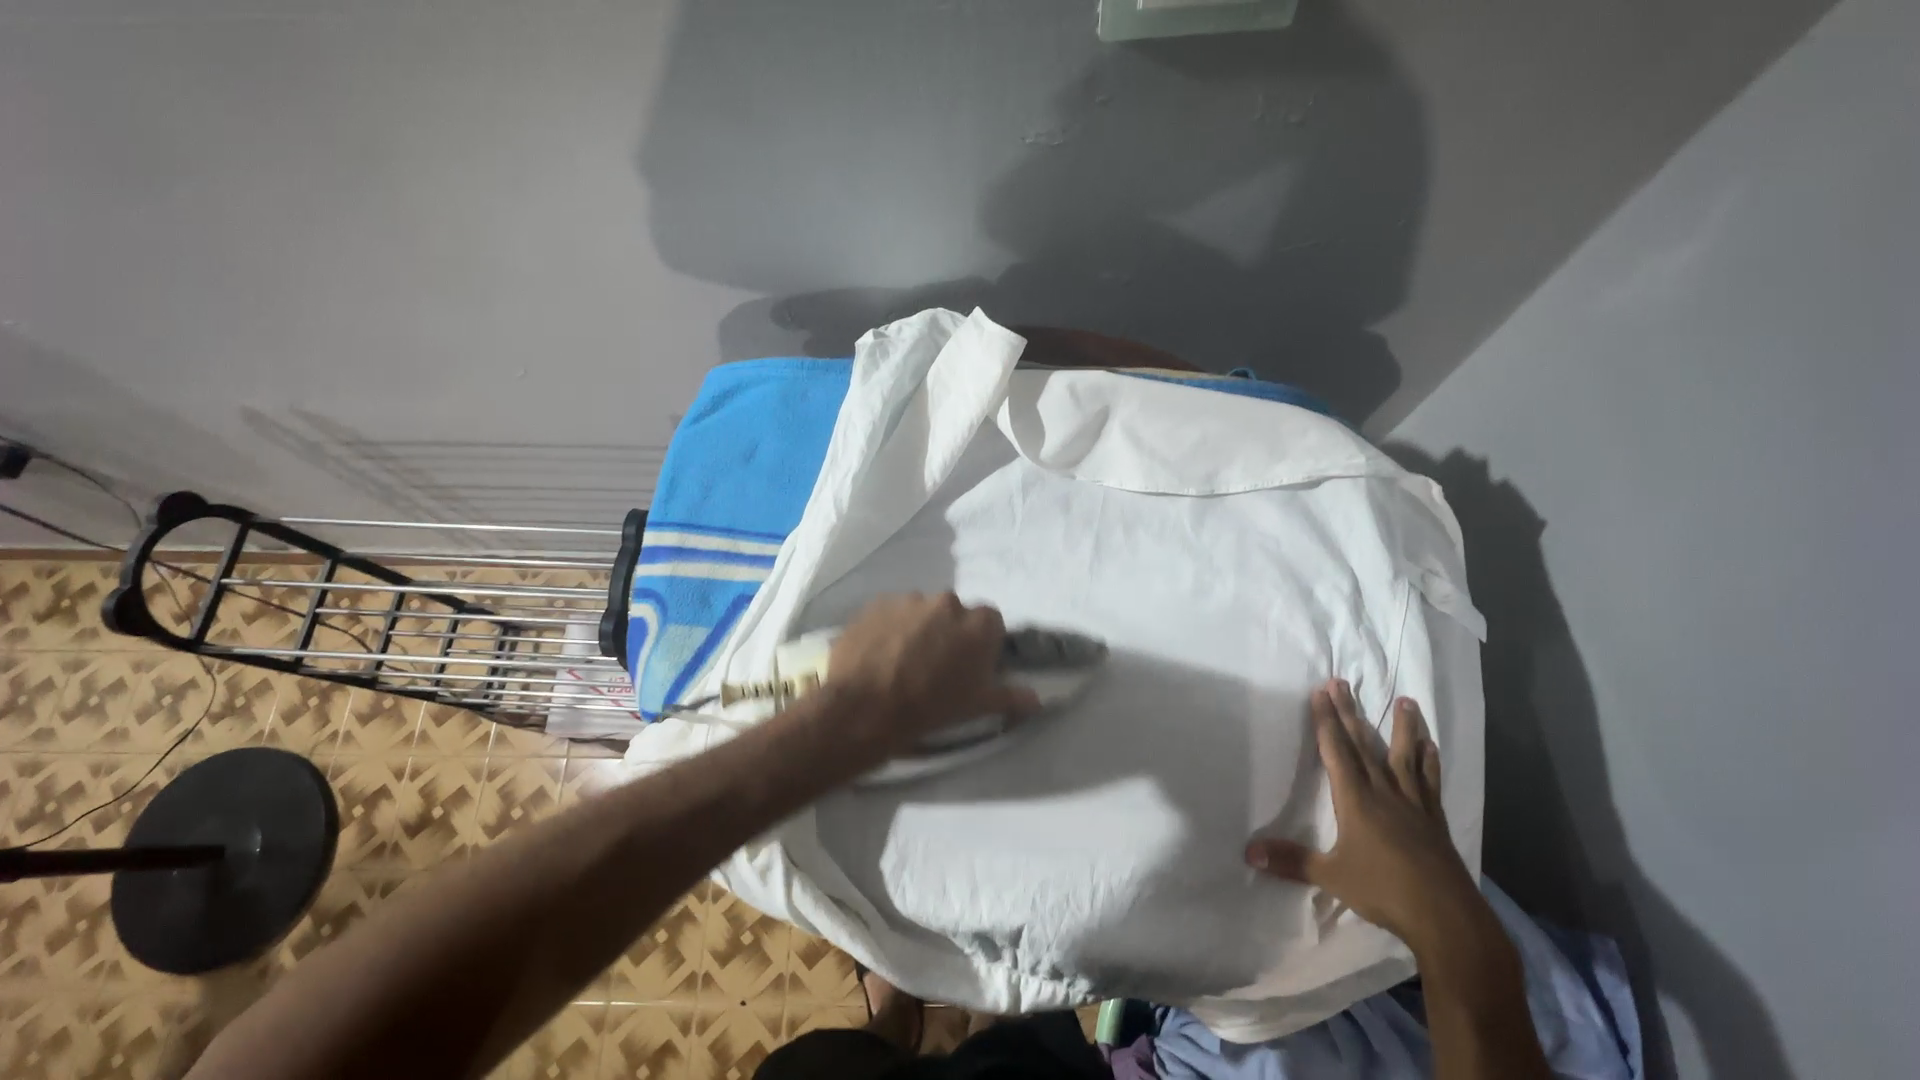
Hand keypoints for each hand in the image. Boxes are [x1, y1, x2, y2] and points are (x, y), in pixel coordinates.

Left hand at [828, 593, 1039, 754]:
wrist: (866, 707)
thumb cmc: (931, 706)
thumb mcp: (978, 706)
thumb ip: (1011, 697)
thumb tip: (1036, 699)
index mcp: (980, 622)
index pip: (991, 624)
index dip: (981, 644)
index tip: (969, 666)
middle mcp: (948, 601)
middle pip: (955, 614)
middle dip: (948, 634)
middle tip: (935, 666)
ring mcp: (909, 599)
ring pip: (920, 612)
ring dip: (917, 629)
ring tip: (901, 662)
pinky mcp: (875, 604)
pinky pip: (890, 614)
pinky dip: (888, 629)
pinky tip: (878, 655)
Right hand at [1244, 679, 1488, 954]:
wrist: (1446, 916)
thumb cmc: (1383, 891)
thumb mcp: (1330, 876)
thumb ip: (1291, 861)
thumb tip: (1248, 852)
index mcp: (1356, 800)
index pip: (1337, 751)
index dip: (1326, 720)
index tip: (1321, 691)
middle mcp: (1385, 793)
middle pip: (1364, 745)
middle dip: (1350, 713)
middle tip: (1343, 682)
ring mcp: (1413, 804)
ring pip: (1405, 756)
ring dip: (1404, 727)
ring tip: (1406, 700)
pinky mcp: (1434, 819)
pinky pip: (1429, 781)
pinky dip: (1429, 761)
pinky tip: (1431, 747)